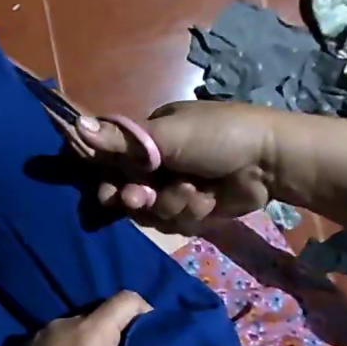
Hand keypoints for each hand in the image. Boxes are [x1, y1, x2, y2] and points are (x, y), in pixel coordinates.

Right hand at [70, 101, 295, 233]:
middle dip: (137, 198)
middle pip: (128, 193)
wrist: (269, 160)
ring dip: (172, 203)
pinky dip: (193, 211)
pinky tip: (210, 200)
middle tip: (143, 198)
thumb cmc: (217, 135)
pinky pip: (177, 221)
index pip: (112, 163)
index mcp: (148, 140)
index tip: (109, 192)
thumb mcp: (167, 134)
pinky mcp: (195, 209)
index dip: (107, 181)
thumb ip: (122, 139)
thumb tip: (76, 124)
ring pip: (153, 212)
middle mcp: (158, 164)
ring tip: (194, 191)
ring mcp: (177, 187)